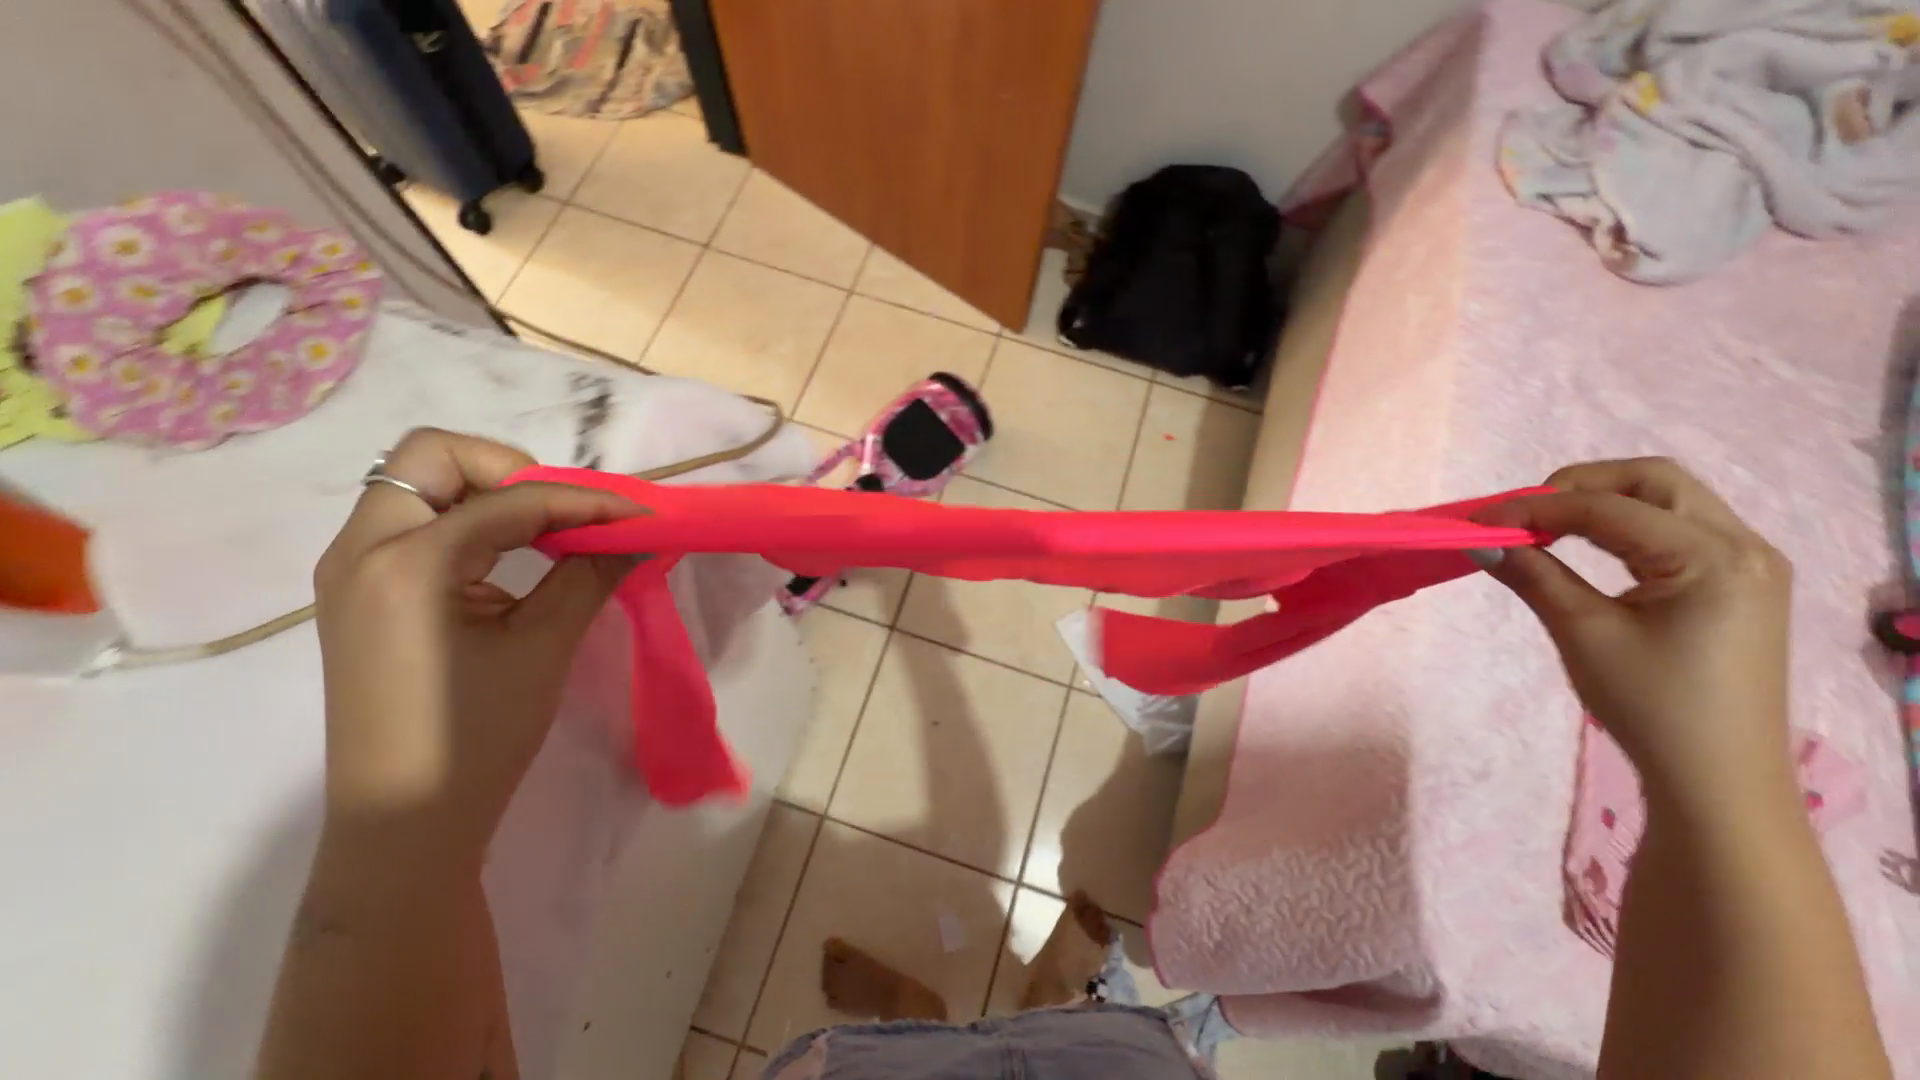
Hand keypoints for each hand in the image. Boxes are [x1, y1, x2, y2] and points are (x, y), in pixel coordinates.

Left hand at [312, 429, 638, 869]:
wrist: (404, 824)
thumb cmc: (476, 737)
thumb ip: (591, 574)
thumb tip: (641, 532)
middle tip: (566, 514)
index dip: (583, 500)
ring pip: (418, 487)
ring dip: (489, 496)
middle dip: (511, 471)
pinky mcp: (360, 595)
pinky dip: (467, 527)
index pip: (508, 501)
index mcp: (404, 562)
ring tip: (548, 535)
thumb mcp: (543, 648)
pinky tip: (510, 565)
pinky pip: (412, 528)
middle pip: (432, 458)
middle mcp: (361, 550)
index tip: (639, 514)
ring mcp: (351, 571)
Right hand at [1473, 458, 1796, 811]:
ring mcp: (1750, 563)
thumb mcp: (1583, 634)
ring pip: (1670, 499)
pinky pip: (1681, 528)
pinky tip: (1592, 548)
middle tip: (1525, 515)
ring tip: (1549, 528)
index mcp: (1712, 557)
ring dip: (1606, 501)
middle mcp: (1744, 545)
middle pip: (1654, 480)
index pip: (1608, 508)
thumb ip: (1534, 576)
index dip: (1535, 508)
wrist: (1717, 776)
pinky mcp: (1742, 582)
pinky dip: (1630, 525)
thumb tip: (1480, 542)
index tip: (1477, 521)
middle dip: (1580, 486)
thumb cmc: (1650, 705)